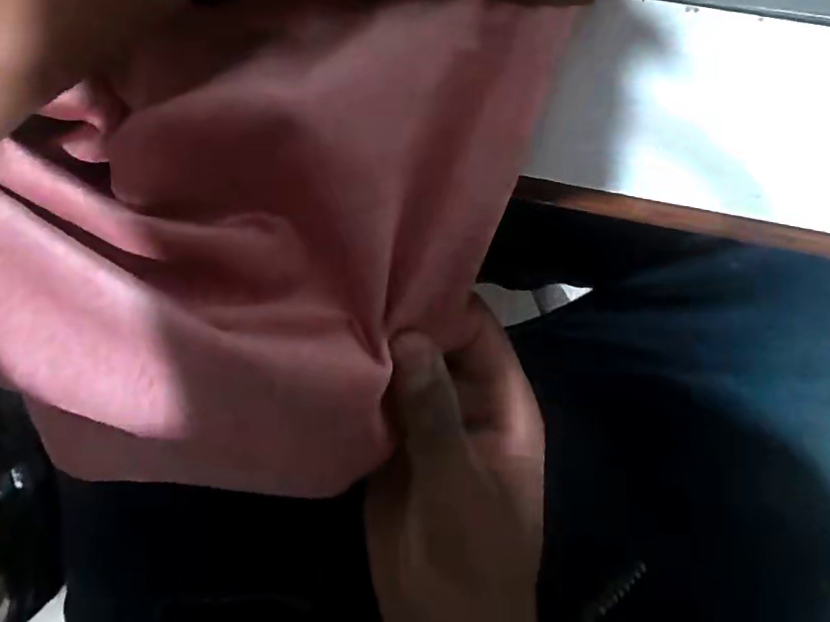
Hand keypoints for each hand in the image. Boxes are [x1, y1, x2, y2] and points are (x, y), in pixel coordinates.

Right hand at [366, 300, 546, 621]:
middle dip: (403, 319)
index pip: (478, 330)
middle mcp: (466, 399)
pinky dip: (360, 383)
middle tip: (357, 286)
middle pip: (437, 343)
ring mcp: (429, 420)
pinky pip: (380, 401)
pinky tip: (328, 357)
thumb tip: (411, 337)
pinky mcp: (396, 444)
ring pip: (406, 369)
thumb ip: (434, 412)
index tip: (402, 274)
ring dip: (378, 349)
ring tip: (336, 309)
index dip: (446, 301)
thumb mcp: (459, 482)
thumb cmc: (474, 556)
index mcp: (501, 400)